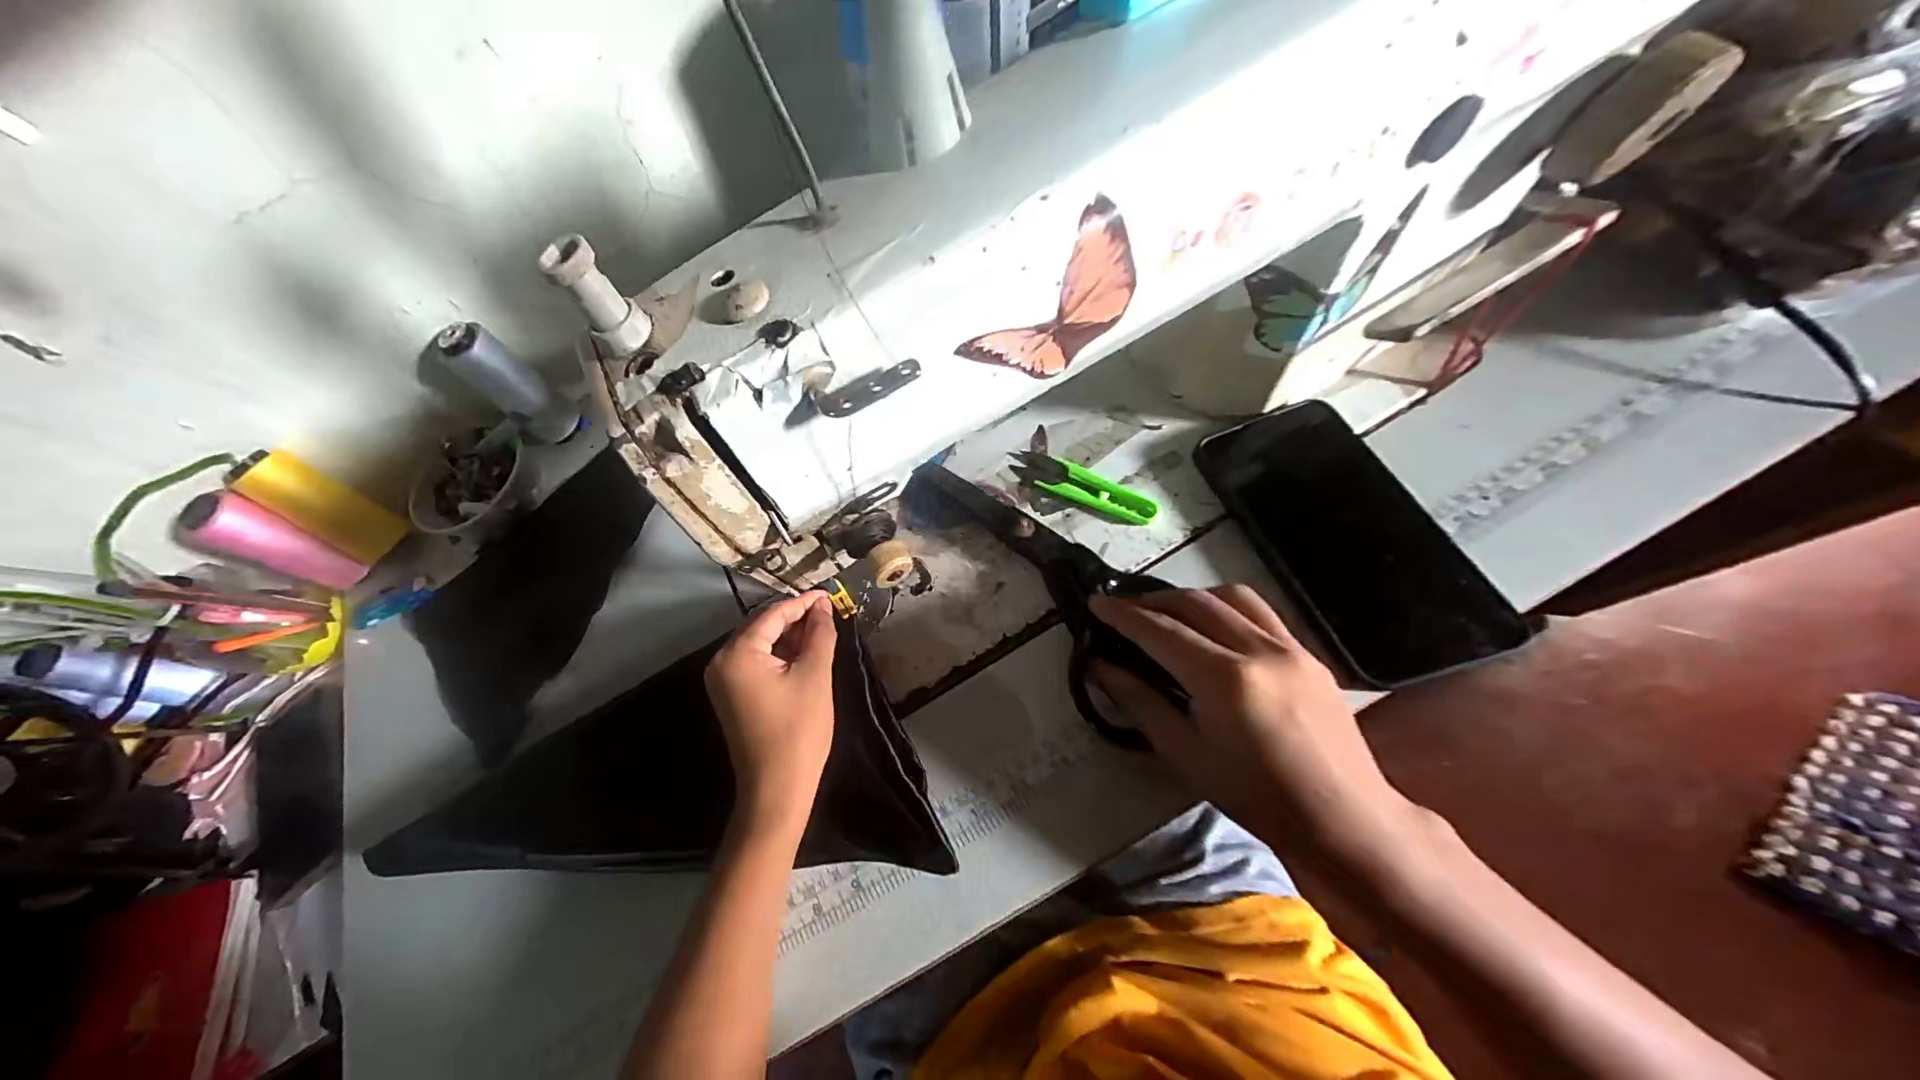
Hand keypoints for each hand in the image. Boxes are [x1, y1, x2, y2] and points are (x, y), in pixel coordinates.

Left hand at [705, 591, 837, 831]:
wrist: (777, 789)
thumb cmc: (799, 731)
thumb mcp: (815, 675)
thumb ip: (819, 634)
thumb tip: (823, 606)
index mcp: (736, 654)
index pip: (772, 615)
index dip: (802, 603)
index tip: (830, 595)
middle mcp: (721, 663)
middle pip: (761, 627)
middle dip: (795, 619)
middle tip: (829, 614)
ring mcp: (723, 682)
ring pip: (760, 645)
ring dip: (789, 637)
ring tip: (822, 632)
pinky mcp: (731, 697)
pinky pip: (756, 664)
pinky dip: (779, 656)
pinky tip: (804, 655)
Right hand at [1090, 586, 1415, 854]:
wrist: (1344, 820)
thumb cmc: (1256, 798)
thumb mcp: (1186, 754)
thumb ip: (1140, 703)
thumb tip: (1099, 668)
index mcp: (1225, 679)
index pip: (1162, 631)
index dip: (1123, 615)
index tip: (1097, 603)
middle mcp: (1259, 650)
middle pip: (1195, 603)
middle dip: (1152, 600)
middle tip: (1123, 608)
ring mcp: (1291, 648)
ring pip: (1233, 597)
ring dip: (1192, 596)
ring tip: (1168, 611)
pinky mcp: (1311, 656)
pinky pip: (1263, 613)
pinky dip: (1228, 608)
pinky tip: (1215, 628)